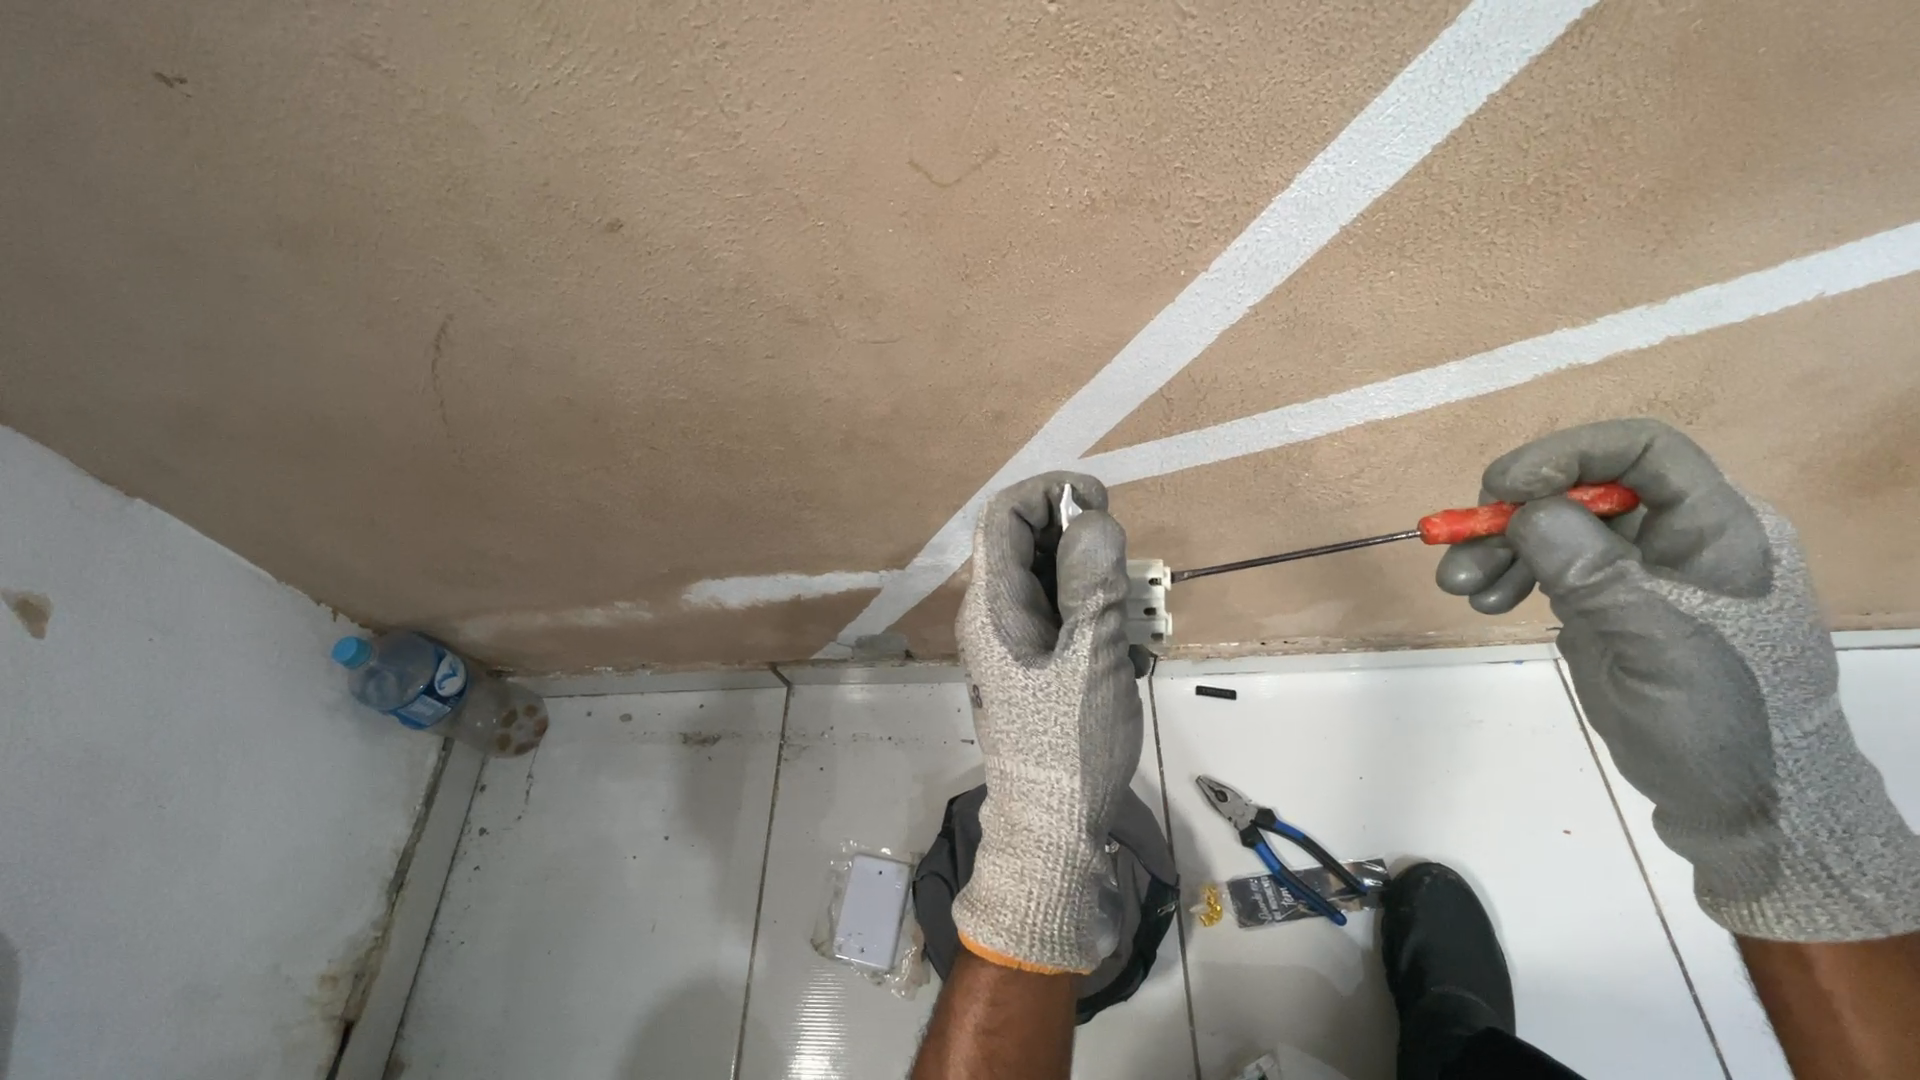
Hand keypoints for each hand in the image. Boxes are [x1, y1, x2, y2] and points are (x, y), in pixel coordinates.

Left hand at [953, 471, 1142, 973]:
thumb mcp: (1092, 656)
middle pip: (1023, 542)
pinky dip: (1089, 608)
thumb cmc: (1071, 743)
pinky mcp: (1030, 664)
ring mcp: (1009, 641)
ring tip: (1126, 607)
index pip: (1004, 516)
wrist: (1054, 824)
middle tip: (1122, 564)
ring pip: (1044, 576)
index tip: (1100, 503)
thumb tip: (1092, 516)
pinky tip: (1121, 640)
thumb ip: (1093, 581)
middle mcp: (991, 614)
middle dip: (1074, 534)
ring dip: (1088, 574)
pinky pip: (1056, 612)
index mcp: (992, 605)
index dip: (1049, 494)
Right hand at [1437, 418, 1919, 941]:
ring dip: (1496, 547)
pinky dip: (1504, 574)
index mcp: (1716, 531)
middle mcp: (1672, 536)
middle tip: (1461, 549)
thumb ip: (1598, 575)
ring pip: (1550, 526)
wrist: (1736, 798)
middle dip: (1512, 513)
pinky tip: (1484, 603)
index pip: (1643, 453)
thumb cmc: (1722, 721)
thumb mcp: (1660, 647)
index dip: (1569, 455)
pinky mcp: (1599, 598)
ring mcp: (1632, 568)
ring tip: (1459, 588)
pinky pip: (1541, 563)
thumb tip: (1527, 510)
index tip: (1504, 489)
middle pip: (1579, 487)